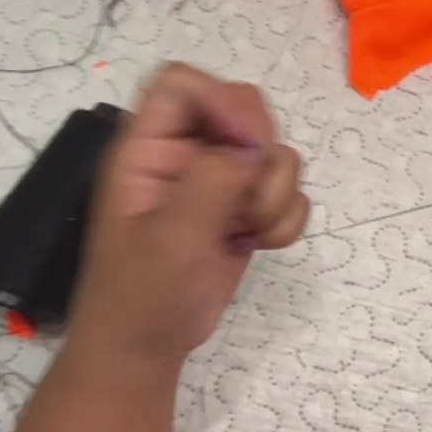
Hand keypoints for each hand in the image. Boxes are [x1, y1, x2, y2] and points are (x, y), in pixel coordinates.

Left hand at [67, 63, 308, 364]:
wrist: (147, 346)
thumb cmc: (142, 294)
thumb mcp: (170, 236)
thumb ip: (212, 182)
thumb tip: (256, 153)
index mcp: (148, 149)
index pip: (184, 84)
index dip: (222, 102)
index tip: (246, 147)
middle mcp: (187, 157)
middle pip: (244, 112)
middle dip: (262, 156)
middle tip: (252, 198)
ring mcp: (221, 185)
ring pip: (276, 157)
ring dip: (277, 196)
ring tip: (250, 232)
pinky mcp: (246, 213)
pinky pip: (289, 196)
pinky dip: (286, 221)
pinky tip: (259, 245)